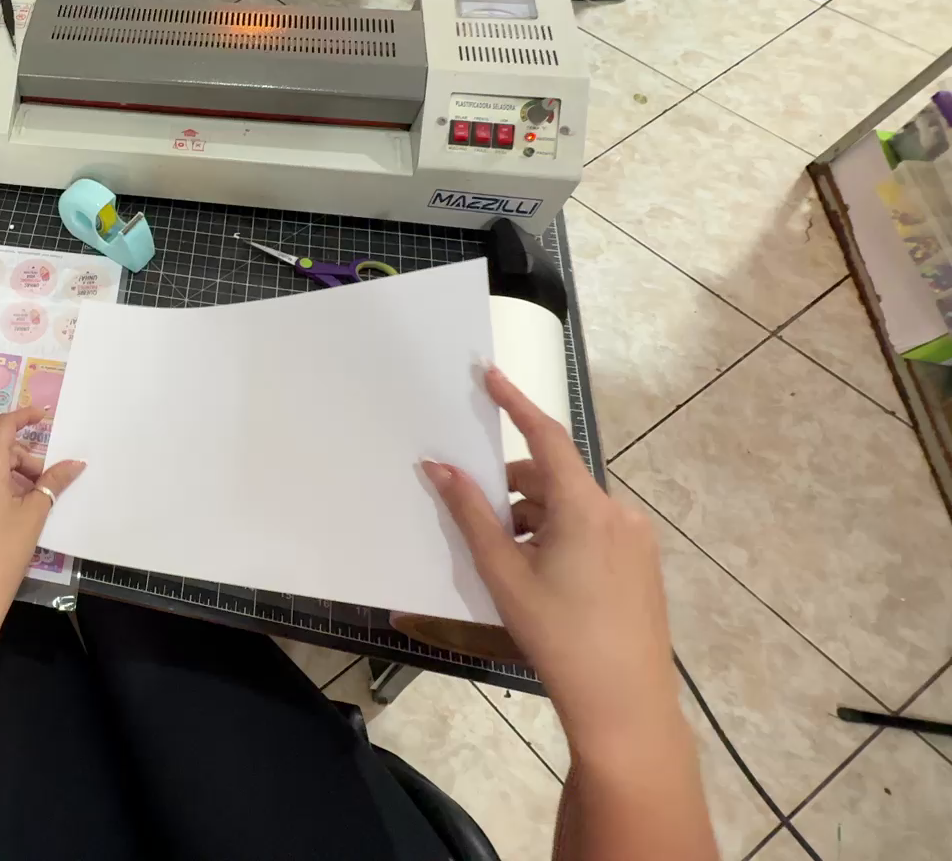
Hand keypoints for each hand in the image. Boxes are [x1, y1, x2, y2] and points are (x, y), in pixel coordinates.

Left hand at [0, 407, 84, 632]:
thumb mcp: (34, 516)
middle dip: (25, 462)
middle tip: (44, 487)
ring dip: (9, 479)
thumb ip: (53, 483)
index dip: (24, 416)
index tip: (42, 417)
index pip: (4, 426)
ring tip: (27, 508)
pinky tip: (4, 519)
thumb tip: (75, 463)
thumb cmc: (4, 553)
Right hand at [423, 367, 676, 756]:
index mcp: (586, 508)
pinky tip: (536, 574)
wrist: (623, 702)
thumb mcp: (501, 568)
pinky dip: (552, 534)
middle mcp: (618, 514)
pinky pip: (586, 527)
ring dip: (529, 517)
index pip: (546, 438)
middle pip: (551, 477)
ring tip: (507, 562)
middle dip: (511, 489)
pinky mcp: (639, 562)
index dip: (516, 403)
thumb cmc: (556, 630)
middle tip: (479, 524)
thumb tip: (436, 466)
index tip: (489, 374)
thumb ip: (469, 511)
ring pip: (566, 506)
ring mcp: (634, 540)